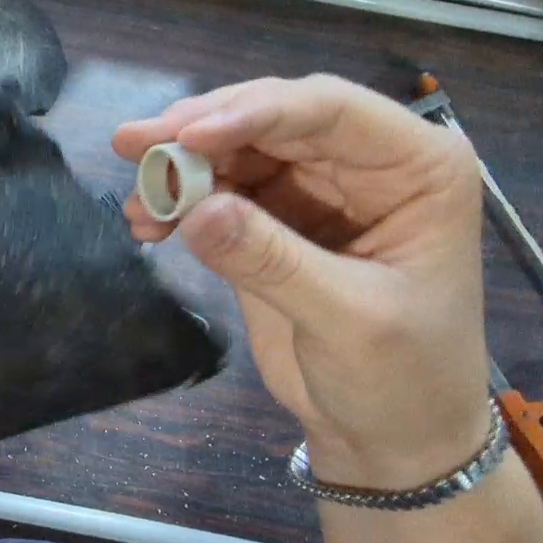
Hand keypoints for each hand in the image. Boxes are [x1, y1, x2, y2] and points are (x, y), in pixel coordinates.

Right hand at [112, 74, 488, 489]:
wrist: (387, 431)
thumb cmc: (401, 376)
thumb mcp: (348, 320)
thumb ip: (273, 261)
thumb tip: (195, 210)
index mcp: (412, 167)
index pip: (328, 111)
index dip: (252, 113)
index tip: (183, 136)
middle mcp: (359, 164)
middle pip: (268, 118)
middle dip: (197, 129)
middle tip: (131, 144)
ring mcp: (307, 189)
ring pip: (230, 150)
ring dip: (176, 168)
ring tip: (135, 202)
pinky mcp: (266, 220)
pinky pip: (211, 191)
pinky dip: (174, 201)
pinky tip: (145, 225)